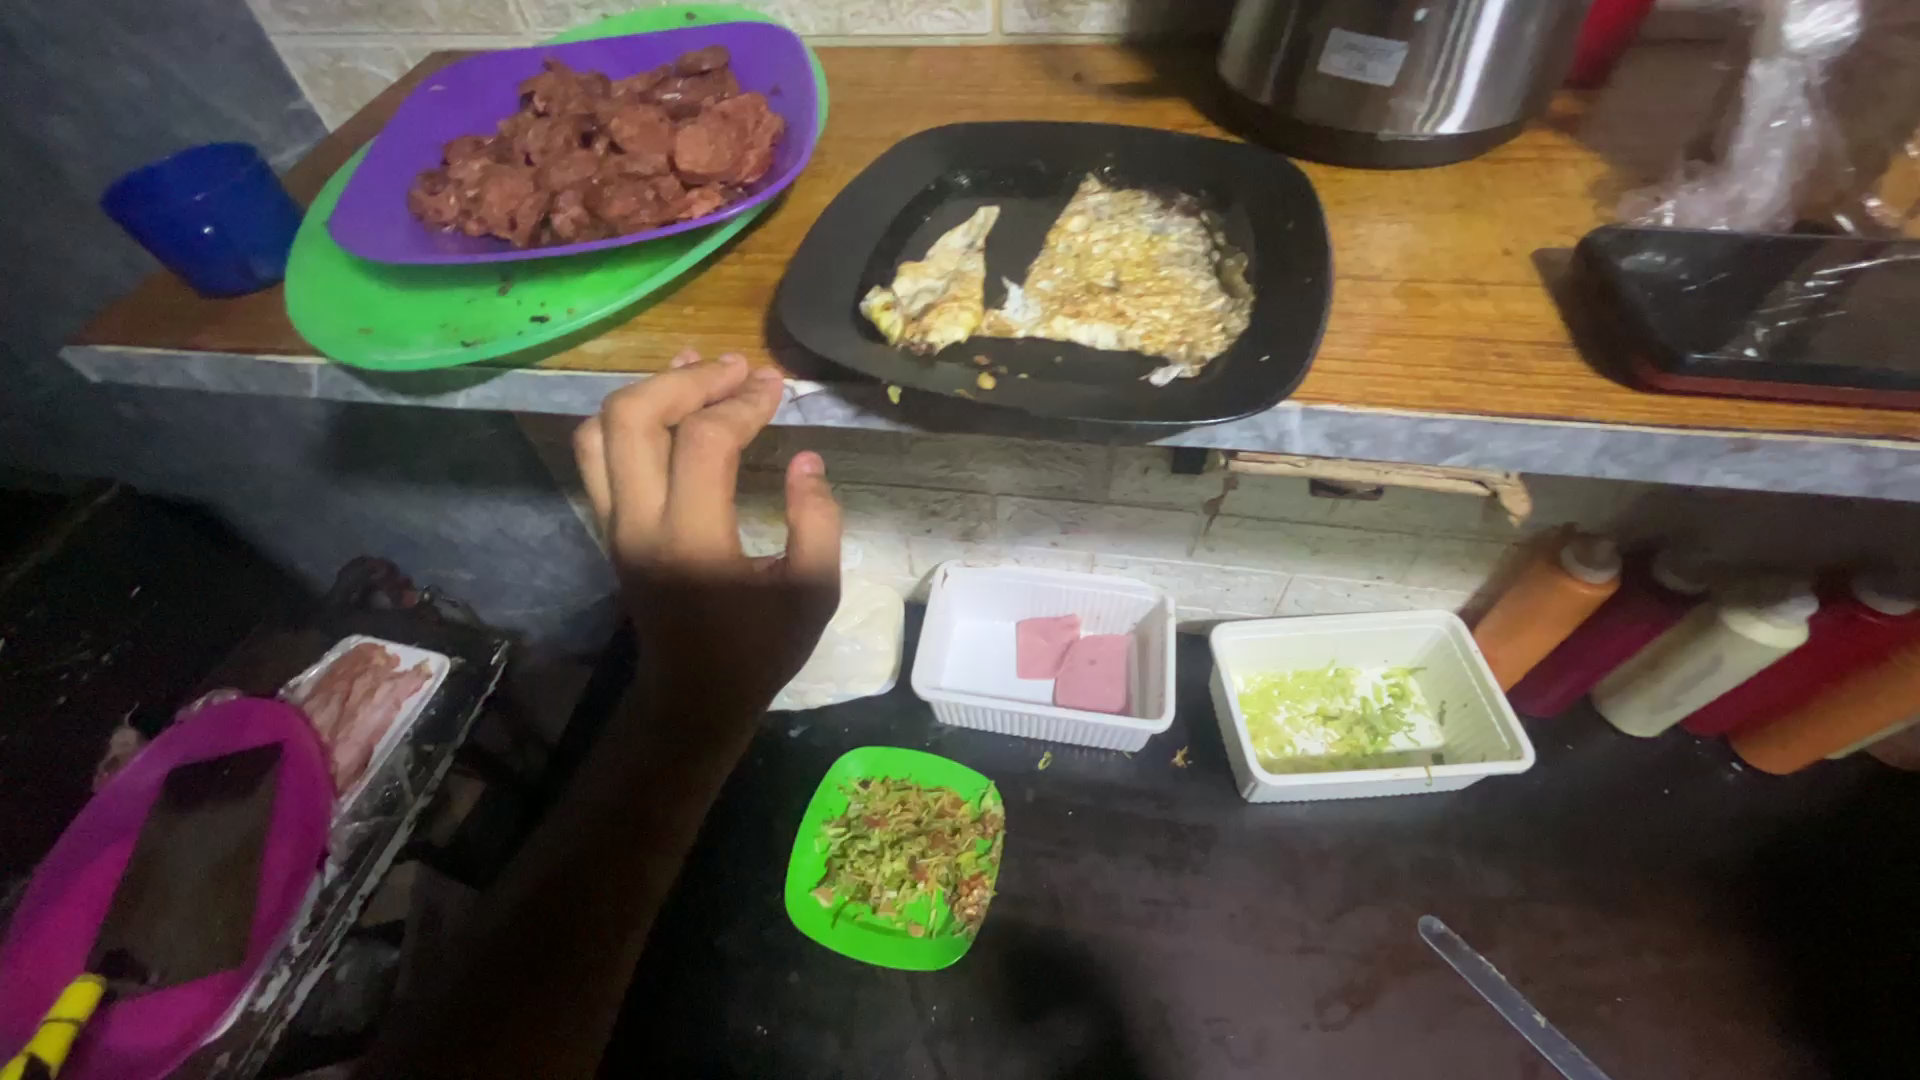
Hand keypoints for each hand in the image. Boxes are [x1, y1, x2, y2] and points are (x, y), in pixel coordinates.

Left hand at [574, 351, 841, 715]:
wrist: (696, 694)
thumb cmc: (761, 648)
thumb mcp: (814, 592)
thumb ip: (817, 521)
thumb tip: (805, 460)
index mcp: (693, 541)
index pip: (703, 440)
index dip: (743, 403)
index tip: (777, 388)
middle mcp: (639, 524)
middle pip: (633, 417)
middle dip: (686, 379)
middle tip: (735, 368)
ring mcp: (615, 526)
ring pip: (602, 430)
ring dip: (649, 389)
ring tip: (694, 367)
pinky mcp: (610, 529)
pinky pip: (598, 456)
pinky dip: (627, 418)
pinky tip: (664, 404)